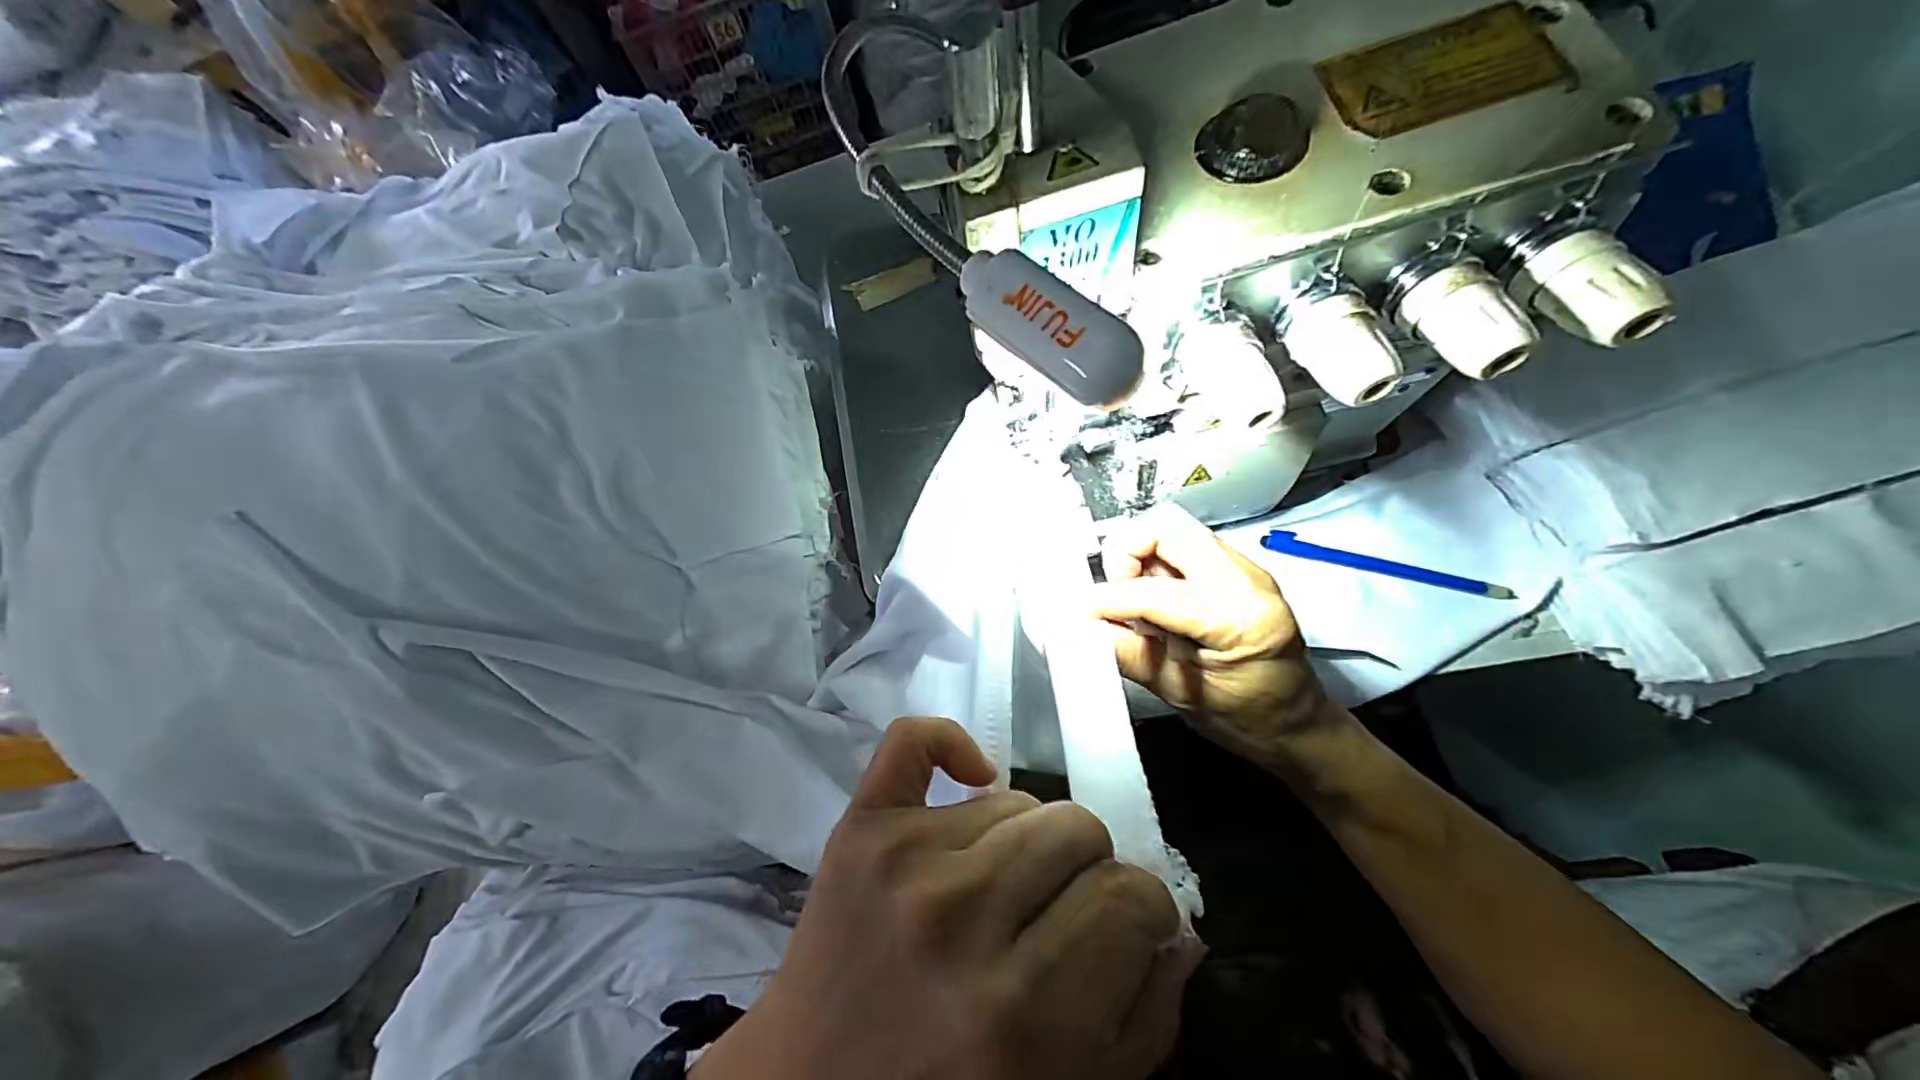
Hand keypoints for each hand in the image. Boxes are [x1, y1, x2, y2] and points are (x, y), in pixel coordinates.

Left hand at [697, 718, 1202, 1079]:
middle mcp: (963, 919)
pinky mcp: (860, 828)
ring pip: (1017, 800)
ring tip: (1001, 886)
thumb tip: (1178, 928)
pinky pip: (914, 740)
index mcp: (1025, 1009)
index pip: (1128, 897)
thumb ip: (1143, 1016)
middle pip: (1076, 829)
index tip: (1127, 924)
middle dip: (1087, 869)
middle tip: (1059, 905)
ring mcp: (905, 861)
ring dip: (1024, 841)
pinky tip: (972, 778)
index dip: (1142, 910)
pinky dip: (951, 743)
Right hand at [1089, 505, 1353, 768]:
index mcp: (1240, 618)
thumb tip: (1083, 628)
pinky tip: (1157, 602)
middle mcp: (1247, 580)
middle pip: (1165, 532)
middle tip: (1116, 597)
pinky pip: (1184, 549)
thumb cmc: (1244, 720)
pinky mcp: (1238, 569)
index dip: (1109, 600)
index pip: (1156, 593)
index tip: (1081, 613)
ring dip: (1141, 560)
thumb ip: (1128, 653)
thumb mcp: (1178, 693)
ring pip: (1172, 535)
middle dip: (1126, 556)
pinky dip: (1157, 566)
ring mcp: (1245, 569)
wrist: (1296, 724)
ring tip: (1137, 603)